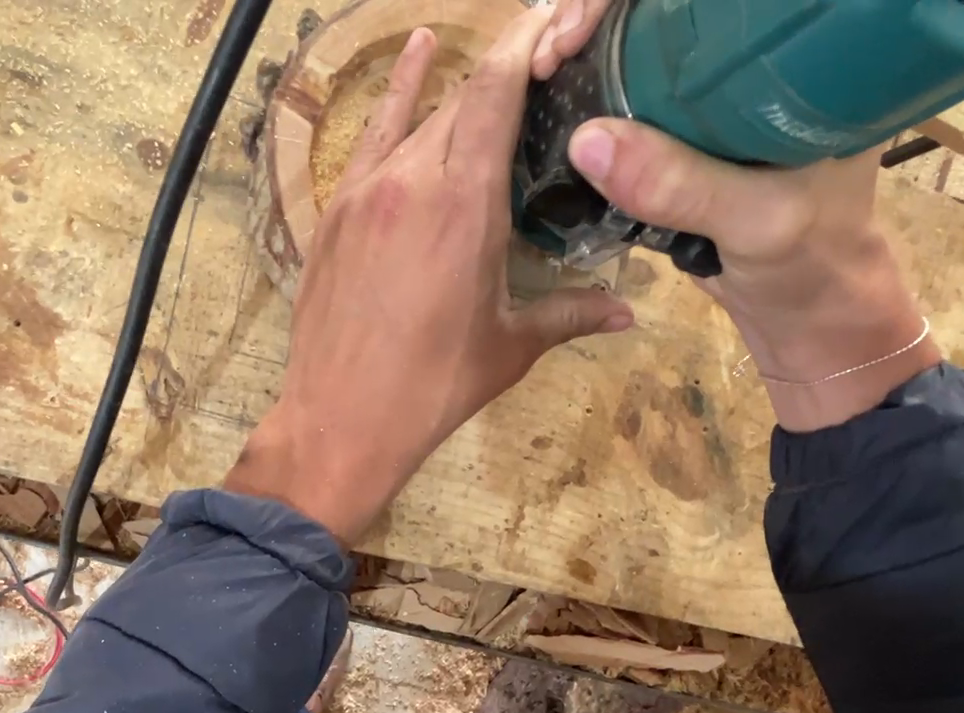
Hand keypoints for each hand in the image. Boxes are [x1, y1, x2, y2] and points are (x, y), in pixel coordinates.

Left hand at [225, 6, 632, 543]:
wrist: (339, 420)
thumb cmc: (431, 389)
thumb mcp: (508, 348)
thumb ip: (570, 315)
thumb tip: (629, 312)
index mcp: (464, 204)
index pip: (496, 92)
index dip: (527, 43)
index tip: (557, 19)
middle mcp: (411, 180)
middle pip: (462, 99)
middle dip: (504, 70)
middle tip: (543, 59)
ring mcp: (363, 193)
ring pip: (416, 118)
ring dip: (457, 92)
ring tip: (490, 60)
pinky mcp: (334, 213)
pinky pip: (370, 139)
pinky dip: (396, 98)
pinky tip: (416, 58)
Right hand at [533, 0, 938, 431]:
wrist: (803, 320)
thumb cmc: (810, 263)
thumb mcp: (758, 221)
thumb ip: (681, 185)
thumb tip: (584, 139)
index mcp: (789, 60)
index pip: (712, 2)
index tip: (576, 23)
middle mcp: (748, 74)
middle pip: (661, 23)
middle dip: (596, 20)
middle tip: (546, 50)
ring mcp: (708, 116)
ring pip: (637, 71)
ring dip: (584, 65)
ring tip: (539, 73)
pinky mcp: (678, 157)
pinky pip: (627, 127)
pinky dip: (589, 119)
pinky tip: (554, 111)